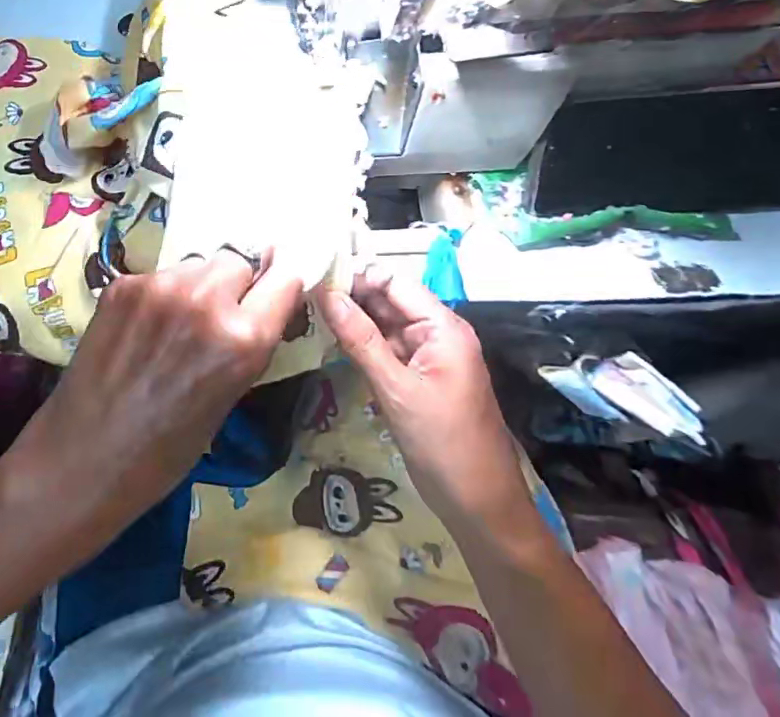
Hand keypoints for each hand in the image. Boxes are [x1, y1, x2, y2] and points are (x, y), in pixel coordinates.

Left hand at [0, 248, 304, 542]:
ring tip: (173, 326)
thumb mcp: (229, 399)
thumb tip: (258, 308)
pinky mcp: (122, 285)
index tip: (271, 296)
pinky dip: (160, 295)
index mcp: (243, 338)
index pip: (284, 280)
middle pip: (236, 263)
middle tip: (214, 319)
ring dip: (196, 286)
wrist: (85, 457)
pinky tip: (142, 329)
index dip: (277, 289)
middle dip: (233, 287)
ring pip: (195, 265)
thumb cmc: (166, 450)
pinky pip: (159, 276)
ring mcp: (159, 287)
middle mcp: (205, 300)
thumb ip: (246, 344)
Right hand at [314, 264, 531, 527]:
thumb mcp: (395, 389)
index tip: (311, 275)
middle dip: (349, 294)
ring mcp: (426, 355)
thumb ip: (359, 339)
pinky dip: (360, 342)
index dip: (354, 274)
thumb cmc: (443, 444)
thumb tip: (326, 295)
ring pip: (383, 323)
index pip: (393, 282)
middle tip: (300, 293)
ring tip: (307, 309)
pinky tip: (330, 337)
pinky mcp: (416, 376)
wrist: (479, 505)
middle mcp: (436, 333)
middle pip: (387, 299)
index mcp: (442, 327)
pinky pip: (385, 348)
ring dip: (351, 317)